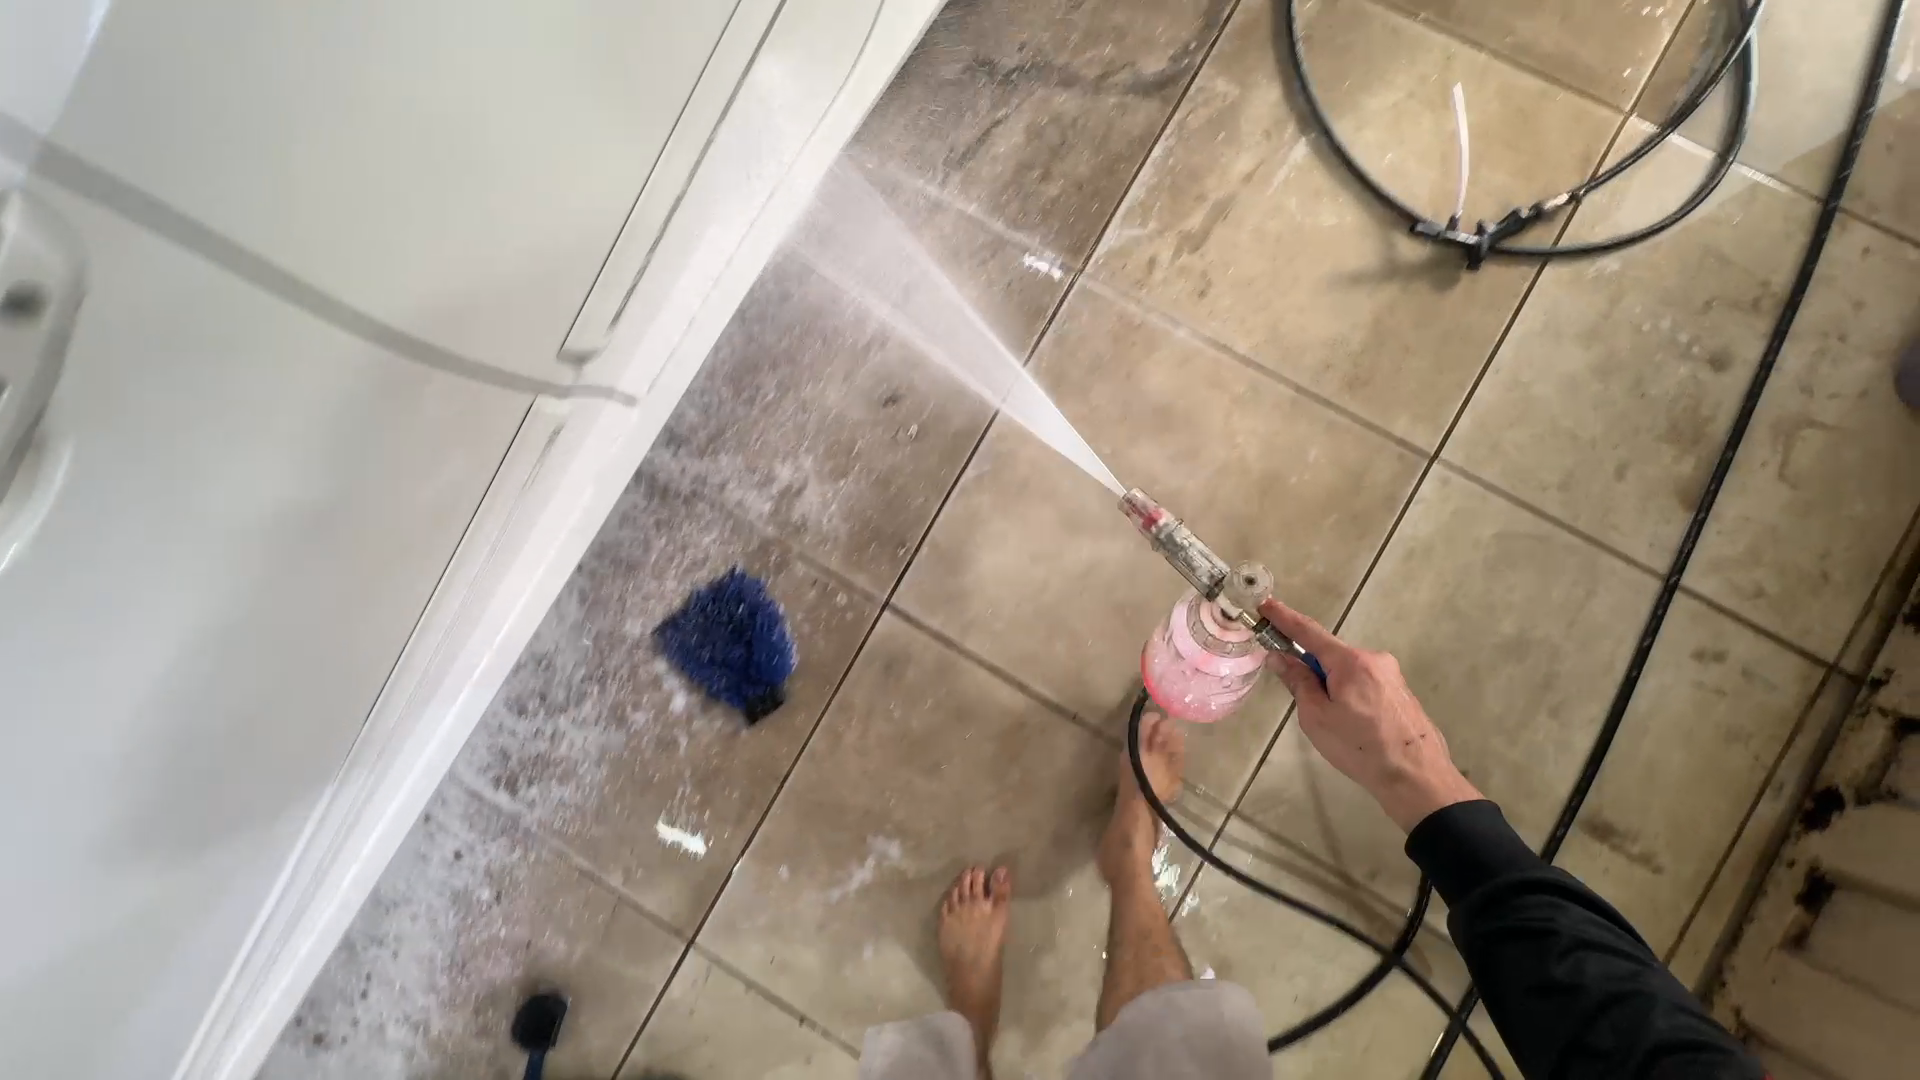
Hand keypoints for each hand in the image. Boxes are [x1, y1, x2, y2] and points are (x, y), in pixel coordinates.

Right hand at [1259, 599, 1482, 831]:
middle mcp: (1374, 659)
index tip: (1265, 604)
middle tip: (1304, 702)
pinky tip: (1352, 725)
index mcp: (1351, 661)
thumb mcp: (1317, 717)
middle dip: (1311, 669)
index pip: (1309, 632)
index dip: (1284, 618)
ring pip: (1347, 671)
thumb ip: (1298, 682)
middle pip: (1329, 654)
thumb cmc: (1360, 747)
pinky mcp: (1400, 691)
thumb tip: (1281, 657)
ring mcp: (1391, 675)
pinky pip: (1363, 683)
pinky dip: (1348, 694)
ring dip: (1331, 686)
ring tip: (1334, 725)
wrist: (1418, 779)